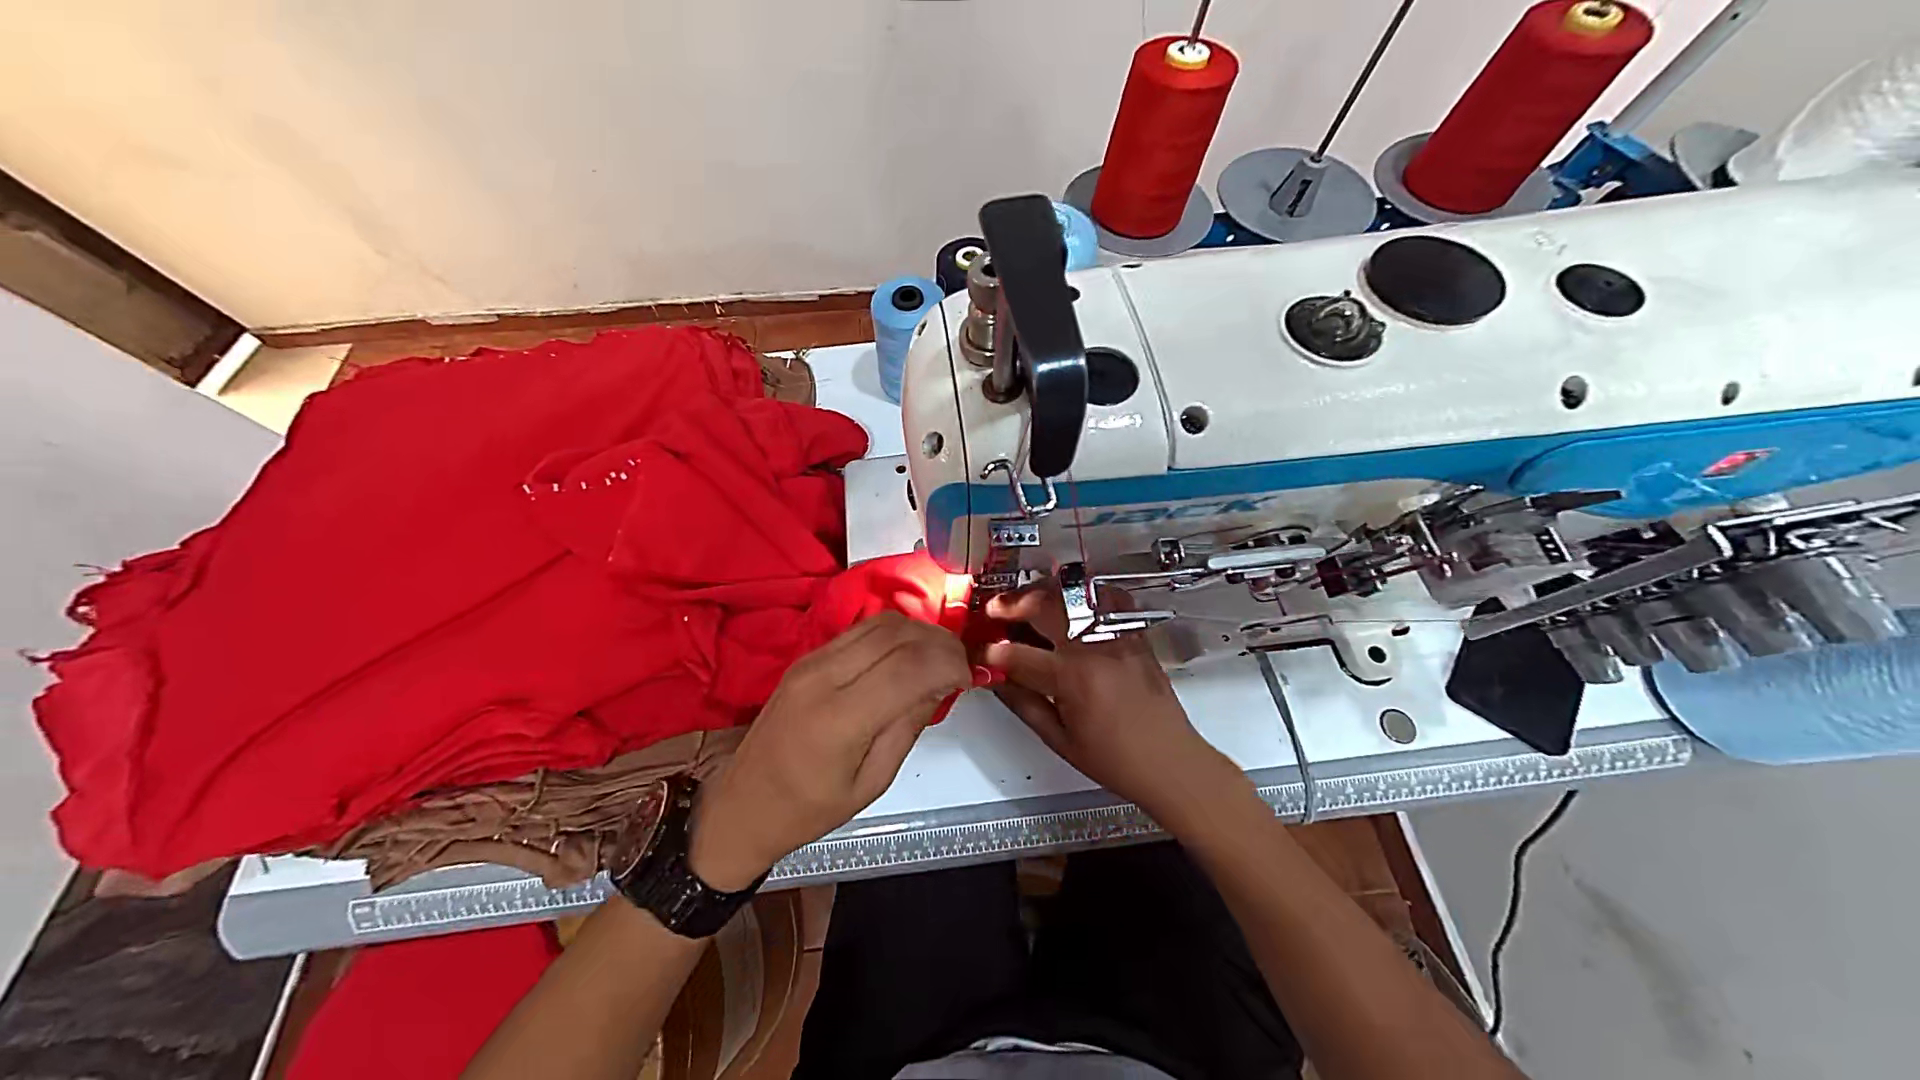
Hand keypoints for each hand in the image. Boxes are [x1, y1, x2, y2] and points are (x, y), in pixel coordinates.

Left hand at [688, 613, 970, 889]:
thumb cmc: (807, 809)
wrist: (743, 803)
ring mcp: (811, 661)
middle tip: (960, 665)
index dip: (950, 663)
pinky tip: (908, 654)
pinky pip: (861, 629)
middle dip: (940, 643)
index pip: (909, 667)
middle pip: (897, 634)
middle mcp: (822, 678)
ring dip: (919, 632)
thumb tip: (941, 684)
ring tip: (939, 658)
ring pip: (880, 622)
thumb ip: (907, 726)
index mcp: (838, 720)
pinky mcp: (807, 657)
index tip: (969, 677)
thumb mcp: (871, 782)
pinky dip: (895, 633)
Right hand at [984, 581, 1243, 830]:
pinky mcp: (1134, 636)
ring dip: (1044, 593)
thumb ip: (1024, 704)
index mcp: (1074, 678)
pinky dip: (1084, 593)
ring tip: (1026, 600)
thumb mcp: (1060, 739)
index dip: (991, 652)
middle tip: (994, 609)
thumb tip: (999, 681)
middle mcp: (1097, 649)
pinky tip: (1070, 600)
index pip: (1018, 655)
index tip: (981, 652)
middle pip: (1045, 607)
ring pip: (1074, 595)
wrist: (1170, 762)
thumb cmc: (1122, 759)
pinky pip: (1107, 599)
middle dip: (1010, 604)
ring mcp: (1118, 637)